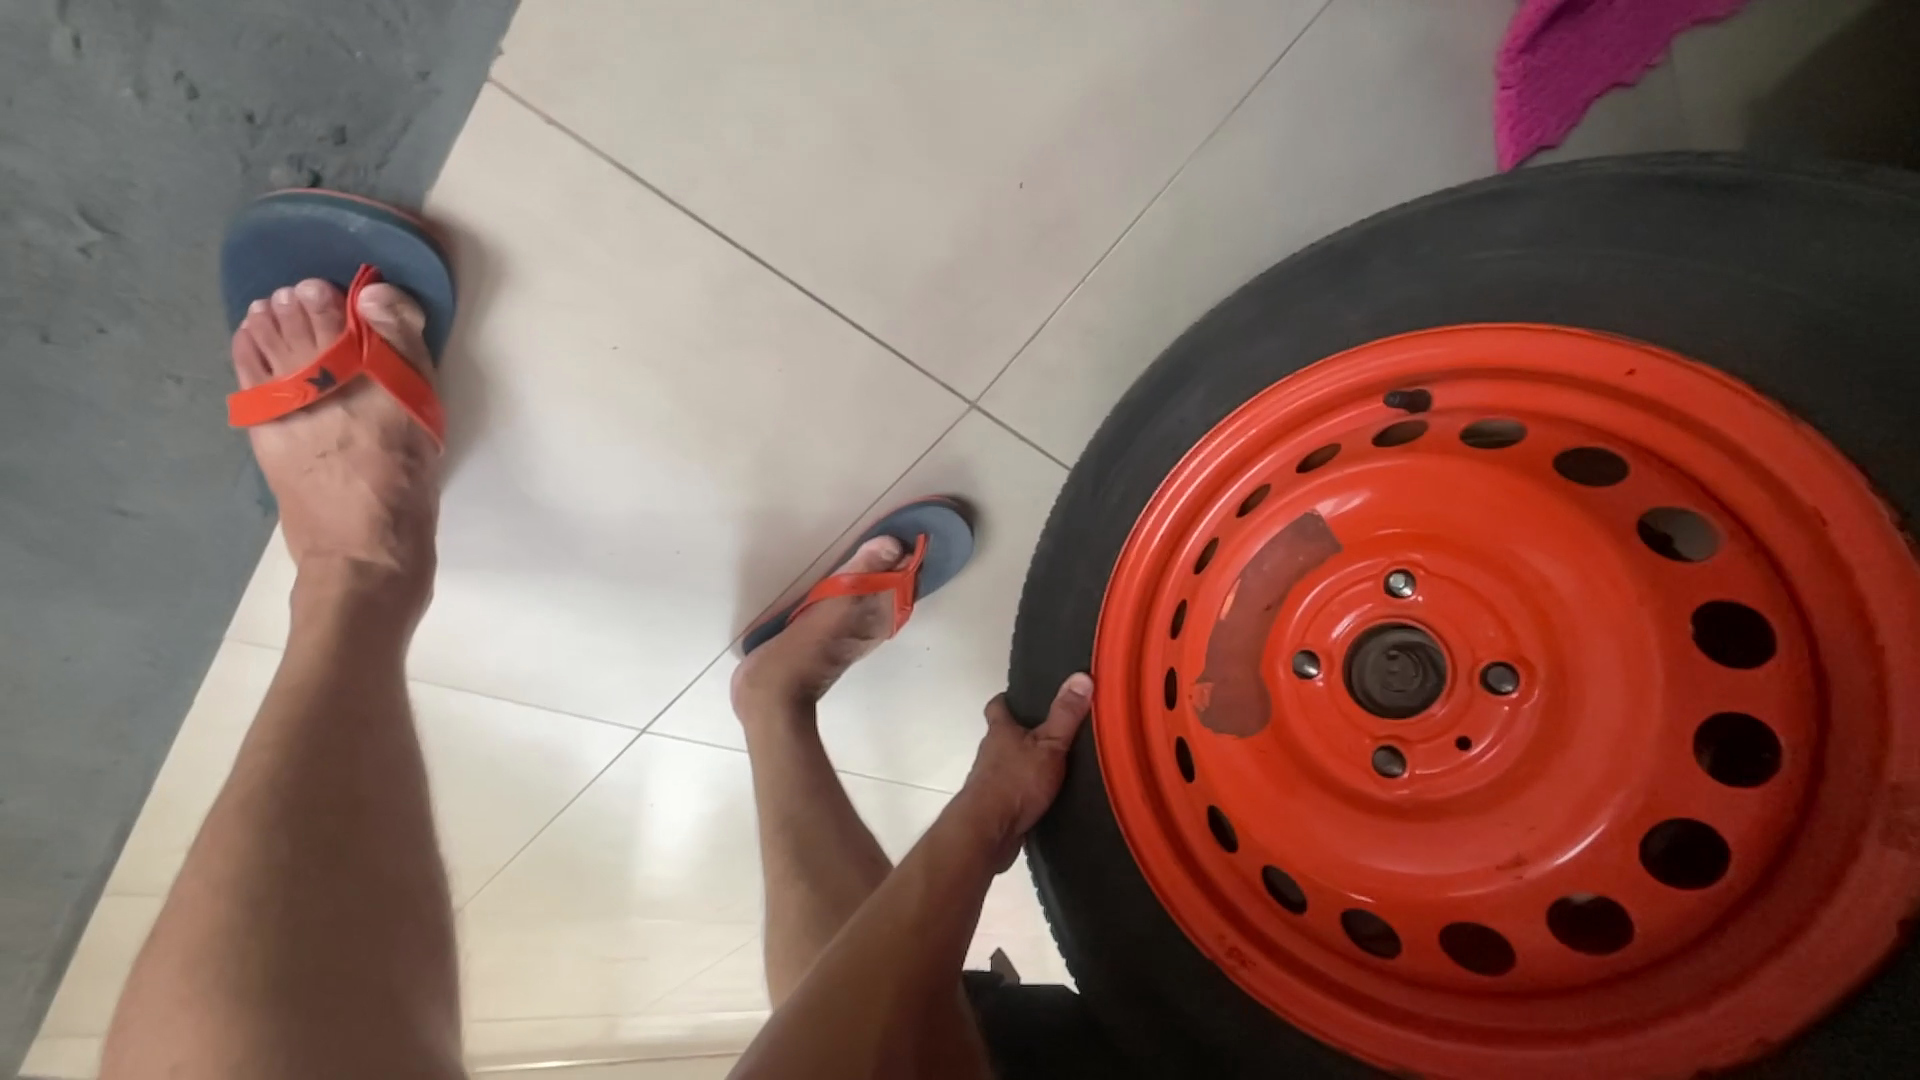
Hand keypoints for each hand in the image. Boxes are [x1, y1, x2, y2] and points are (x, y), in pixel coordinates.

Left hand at [956, 673, 1092, 868]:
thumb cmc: (1015, 781)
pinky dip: (1029, 791)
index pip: (997, 706)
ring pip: (1010, 764)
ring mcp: (991, 780)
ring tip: (1059, 765)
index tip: (1024, 697)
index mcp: (1000, 731)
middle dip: (1024, 733)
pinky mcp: (997, 806)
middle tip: (1054, 731)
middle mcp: (991, 752)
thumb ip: (1065, 715)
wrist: (988, 832)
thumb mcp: (1048, 745)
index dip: (1008, 699)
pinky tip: (1050, 797)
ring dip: (1027, 764)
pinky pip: (1015, 791)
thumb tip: (1082, 676)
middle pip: (1004, 736)